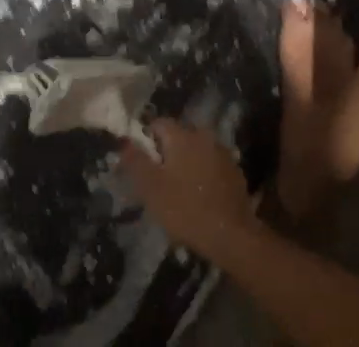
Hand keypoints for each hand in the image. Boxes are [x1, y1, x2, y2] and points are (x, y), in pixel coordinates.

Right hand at [119, 119, 258, 254]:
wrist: (230, 234)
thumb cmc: (184, 208)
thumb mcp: (151, 188)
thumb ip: (135, 161)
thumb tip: (123, 141)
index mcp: (182, 136)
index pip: (158, 123)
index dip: (145, 140)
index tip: (140, 163)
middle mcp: (204, 136)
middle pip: (178, 136)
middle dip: (166, 152)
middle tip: (157, 179)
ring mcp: (222, 152)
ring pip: (196, 150)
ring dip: (185, 162)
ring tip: (177, 189)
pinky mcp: (234, 170)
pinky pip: (211, 164)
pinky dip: (202, 173)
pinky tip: (198, 194)